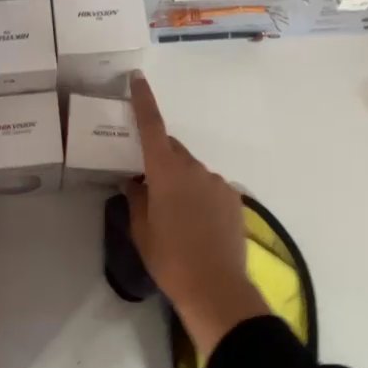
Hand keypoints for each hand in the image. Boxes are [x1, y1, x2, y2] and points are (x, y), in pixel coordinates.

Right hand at [122, 70, 269, 354]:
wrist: (216, 289)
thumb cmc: (170, 259)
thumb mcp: (141, 230)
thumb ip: (135, 198)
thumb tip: (134, 180)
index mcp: (166, 171)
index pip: (152, 125)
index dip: (143, 100)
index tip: (137, 78)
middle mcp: (193, 168)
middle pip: (171, 150)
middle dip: (158, 159)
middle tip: (147, 184)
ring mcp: (216, 181)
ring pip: (191, 170)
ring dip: (180, 181)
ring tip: (175, 216)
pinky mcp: (233, 197)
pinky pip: (209, 187)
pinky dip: (199, 196)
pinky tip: (196, 224)